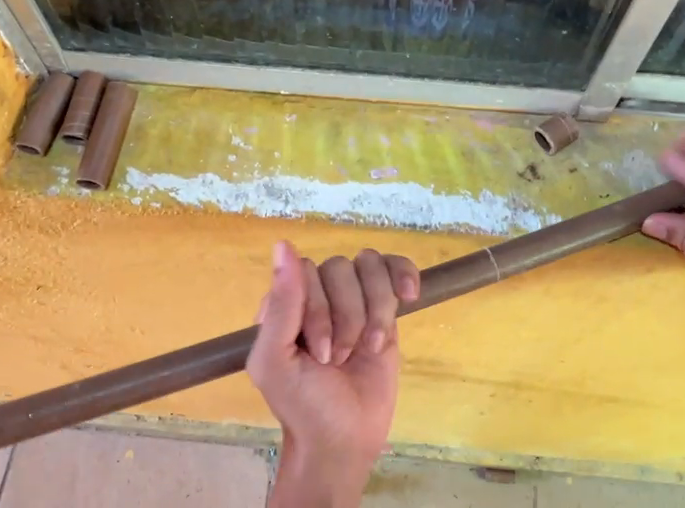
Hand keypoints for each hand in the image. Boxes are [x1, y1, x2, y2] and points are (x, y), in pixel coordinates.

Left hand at [247, 241, 419, 506]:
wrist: (344, 440)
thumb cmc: (303, 405)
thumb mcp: (275, 361)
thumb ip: (280, 305)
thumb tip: (283, 244)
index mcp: (286, 301)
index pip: (307, 271)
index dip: (319, 310)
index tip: (321, 355)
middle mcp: (318, 292)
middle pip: (340, 268)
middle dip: (347, 317)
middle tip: (341, 358)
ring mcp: (353, 298)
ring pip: (369, 266)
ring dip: (375, 310)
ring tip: (369, 347)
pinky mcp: (384, 308)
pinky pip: (394, 268)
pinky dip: (403, 276)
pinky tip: (409, 296)